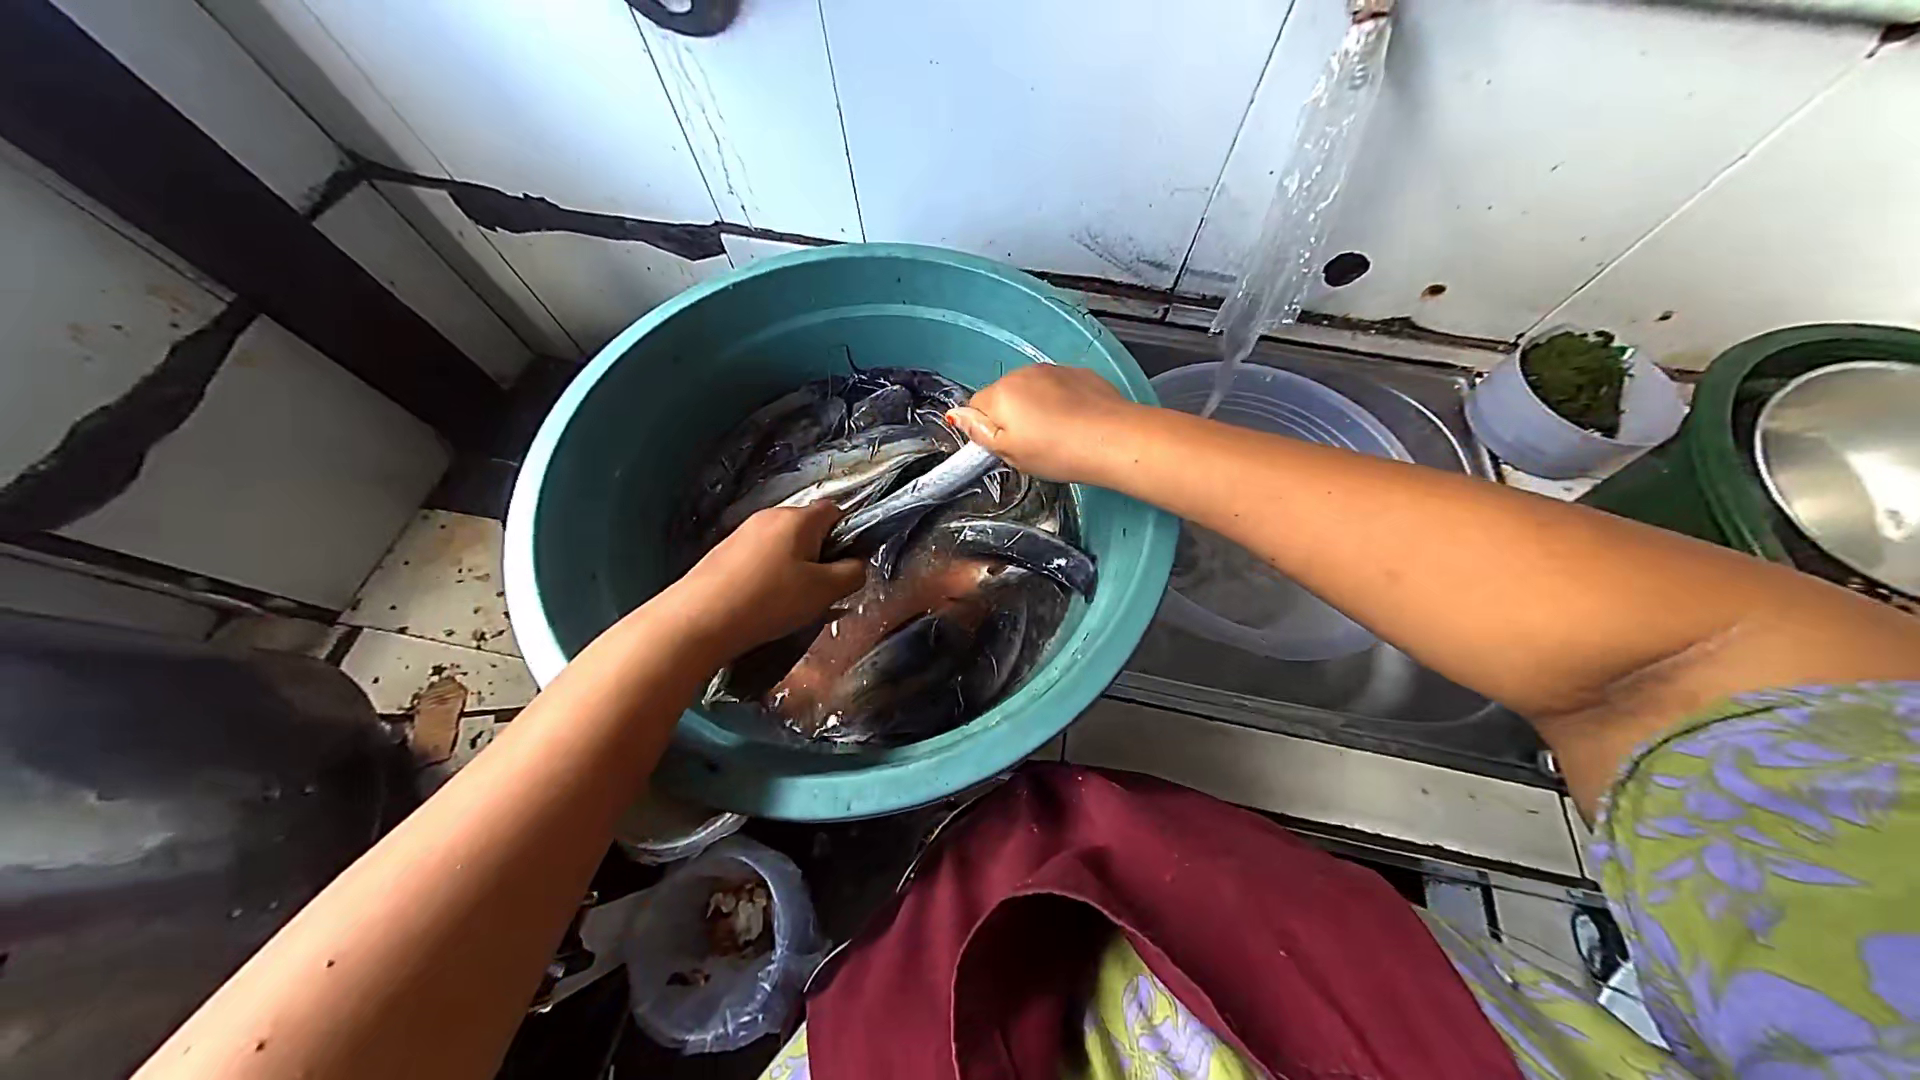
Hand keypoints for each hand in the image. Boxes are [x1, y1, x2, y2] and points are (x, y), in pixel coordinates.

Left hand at [658, 501, 865, 660]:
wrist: (697, 620)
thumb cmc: (769, 600)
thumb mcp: (825, 592)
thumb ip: (852, 574)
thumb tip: (856, 565)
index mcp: (798, 518)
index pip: (836, 511)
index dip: (848, 536)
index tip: (844, 568)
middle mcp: (770, 516)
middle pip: (809, 530)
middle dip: (820, 557)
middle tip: (819, 592)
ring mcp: (743, 533)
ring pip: (784, 546)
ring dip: (794, 570)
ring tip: (790, 604)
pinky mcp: (723, 553)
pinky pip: (760, 559)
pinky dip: (769, 577)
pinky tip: (763, 605)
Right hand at [944, 365, 1137, 482]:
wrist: (1112, 439)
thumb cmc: (1059, 450)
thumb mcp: (1010, 452)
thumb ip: (979, 432)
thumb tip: (956, 415)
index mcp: (1001, 394)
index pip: (975, 408)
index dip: (987, 431)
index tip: (1005, 447)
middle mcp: (1023, 374)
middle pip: (1003, 396)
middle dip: (1011, 418)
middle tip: (1030, 446)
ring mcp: (1053, 371)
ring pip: (1031, 391)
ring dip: (1036, 409)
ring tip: (1055, 437)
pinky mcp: (1078, 374)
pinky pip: (1057, 388)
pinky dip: (1060, 403)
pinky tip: (1073, 424)